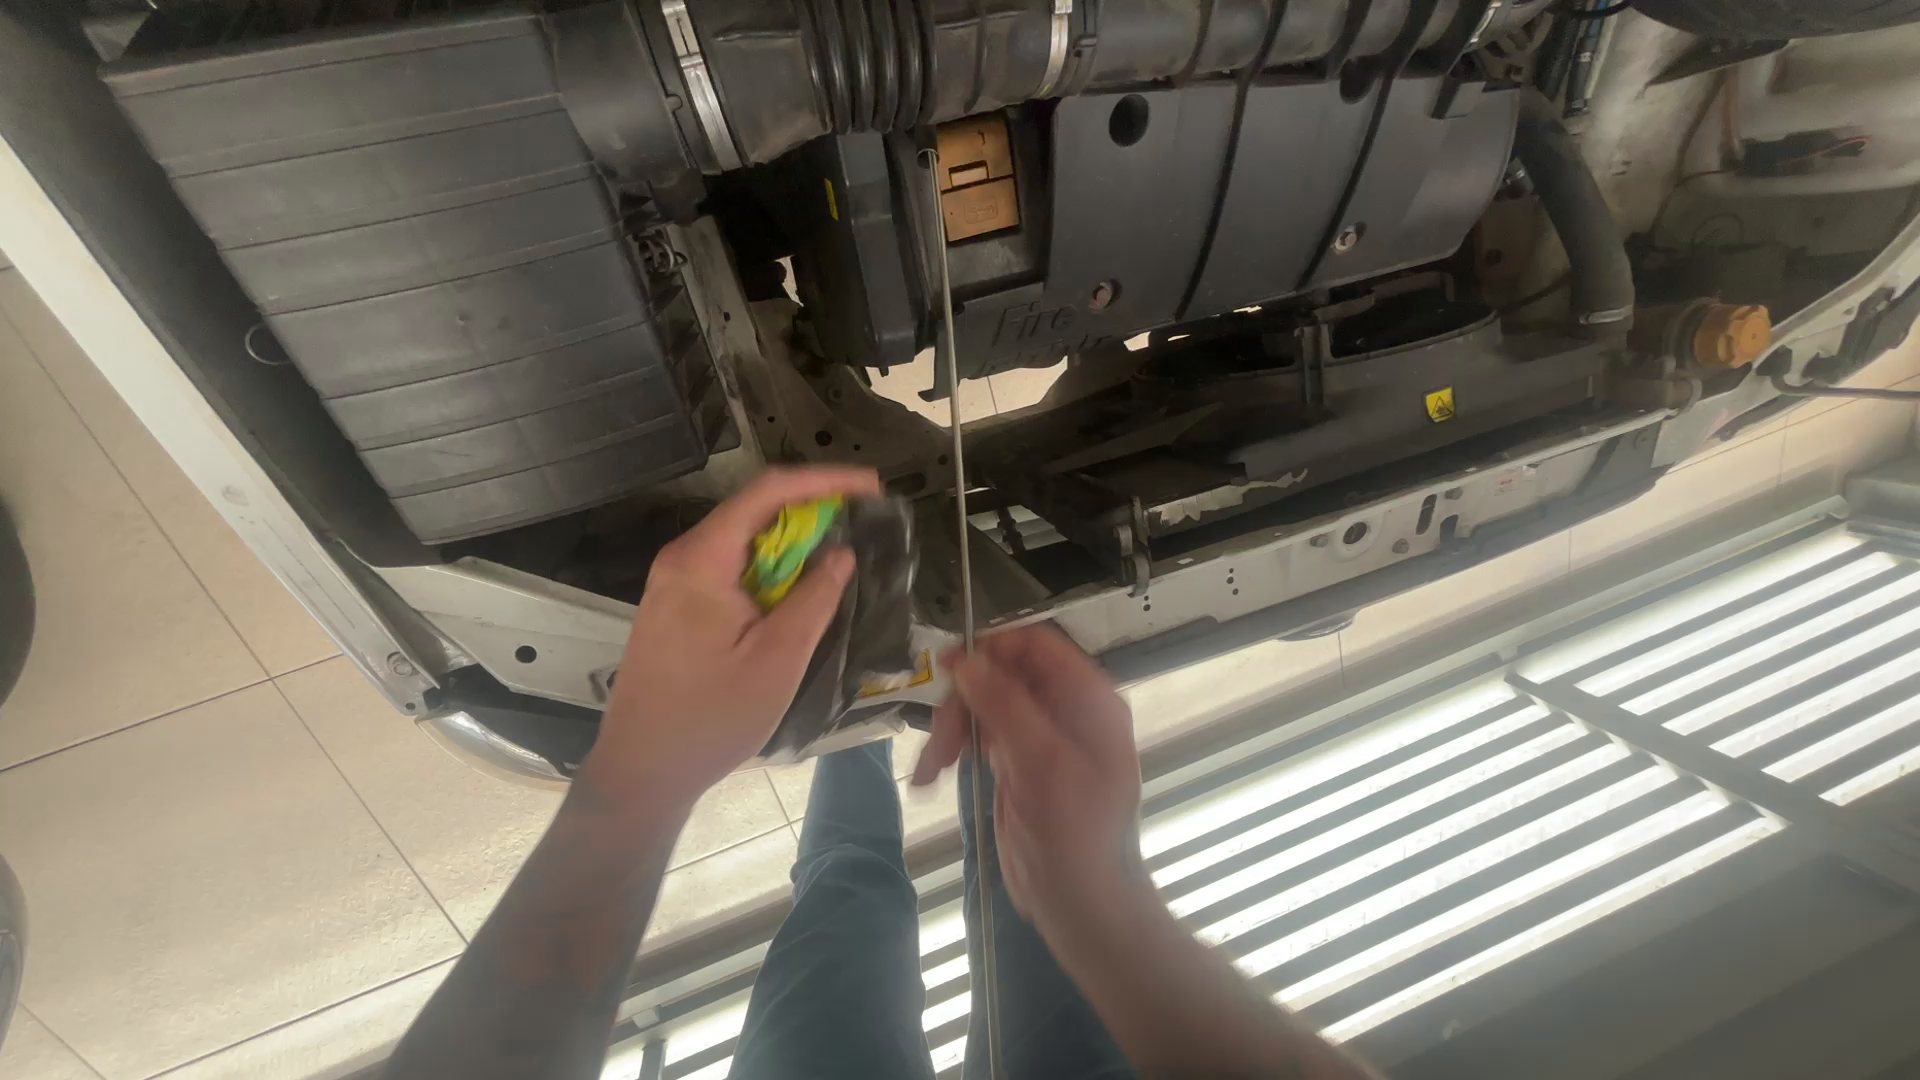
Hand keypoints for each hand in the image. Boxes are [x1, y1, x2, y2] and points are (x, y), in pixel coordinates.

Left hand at [583, 466, 880, 806]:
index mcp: (701, 560)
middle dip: (813, 512)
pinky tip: (800, 590)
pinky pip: (733, 569)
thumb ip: (814, 598)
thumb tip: (841, 554)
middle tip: (863, 523)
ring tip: (841, 556)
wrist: (642, 772)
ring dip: (794, 545)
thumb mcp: (778, 659)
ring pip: (745, 542)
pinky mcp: (678, 606)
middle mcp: (683, 559)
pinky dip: (772, 571)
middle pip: (755, 512)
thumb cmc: (710, 718)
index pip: (767, 493)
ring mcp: (675, 582)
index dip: (824, 482)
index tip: (870, 486)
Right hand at [913, 624, 1148, 930]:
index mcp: (1087, 698)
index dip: (993, 649)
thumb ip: (1005, 705)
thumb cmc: (1074, 833)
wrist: (1080, 905)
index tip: (950, 667)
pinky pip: (980, 735)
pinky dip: (954, 749)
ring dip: (952, 728)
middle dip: (965, 700)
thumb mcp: (1042, 764)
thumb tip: (966, 660)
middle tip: (940, 740)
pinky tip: (933, 774)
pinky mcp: (1017, 762)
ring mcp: (1040, 735)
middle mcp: (1065, 709)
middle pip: (1002, 675)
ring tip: (932, 768)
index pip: (1036, 646)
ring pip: (984, 704)